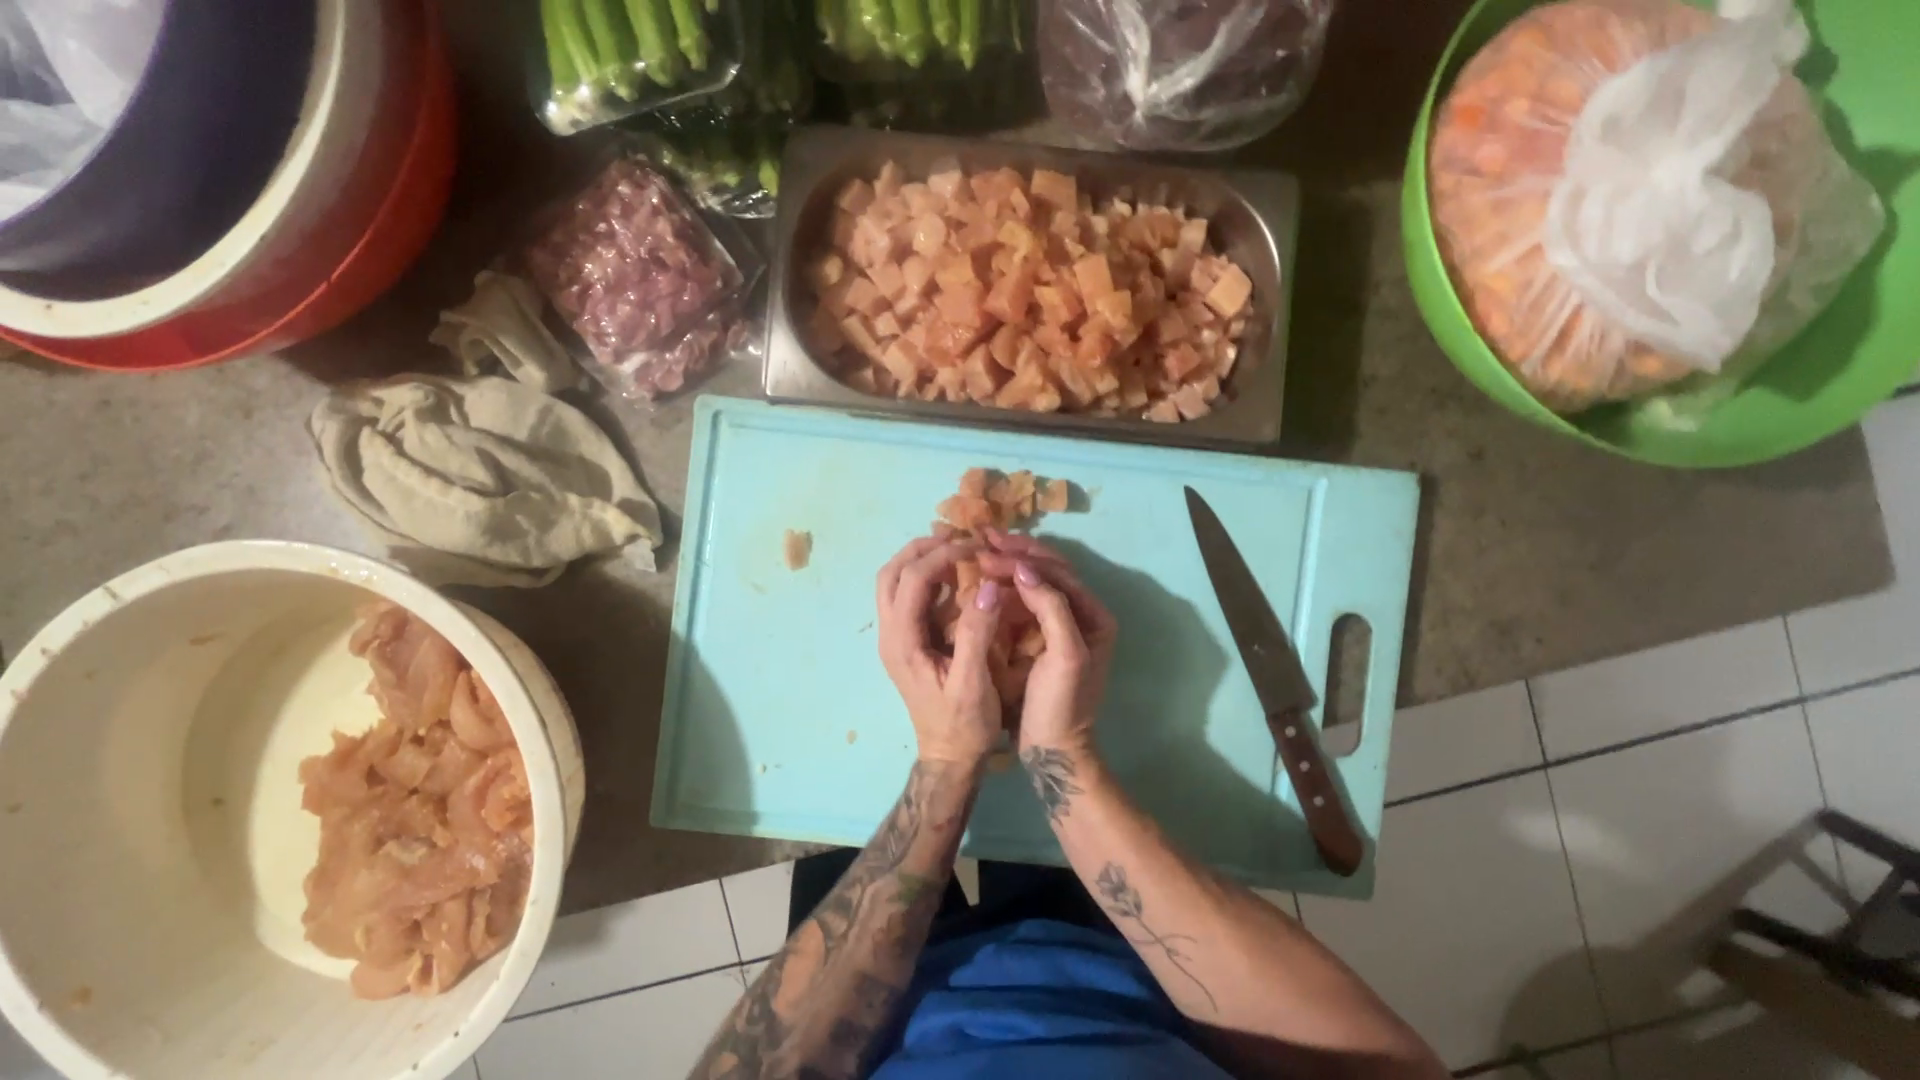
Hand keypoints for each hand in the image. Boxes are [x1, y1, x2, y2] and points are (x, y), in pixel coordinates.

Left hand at [876, 537, 1004, 765]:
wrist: (949, 758)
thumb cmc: (963, 725)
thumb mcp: (973, 682)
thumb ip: (976, 634)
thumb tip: (988, 587)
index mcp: (902, 642)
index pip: (912, 580)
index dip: (943, 556)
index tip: (976, 549)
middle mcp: (891, 635)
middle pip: (891, 574)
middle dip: (921, 549)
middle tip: (957, 538)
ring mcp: (896, 639)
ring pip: (894, 583)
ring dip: (920, 560)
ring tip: (956, 549)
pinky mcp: (907, 643)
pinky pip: (908, 598)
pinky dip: (927, 579)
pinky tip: (957, 577)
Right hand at [982, 531, 1116, 756]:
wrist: (1053, 750)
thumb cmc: (1062, 704)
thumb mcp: (1065, 654)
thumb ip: (1051, 608)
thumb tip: (1025, 569)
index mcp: (1095, 616)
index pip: (1060, 573)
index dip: (1025, 558)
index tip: (990, 549)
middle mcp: (1081, 616)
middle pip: (1049, 572)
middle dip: (1016, 554)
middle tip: (982, 540)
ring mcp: (1060, 626)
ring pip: (1034, 584)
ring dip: (1008, 567)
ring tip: (979, 554)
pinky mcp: (1040, 639)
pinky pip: (1023, 603)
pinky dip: (1005, 589)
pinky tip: (983, 582)